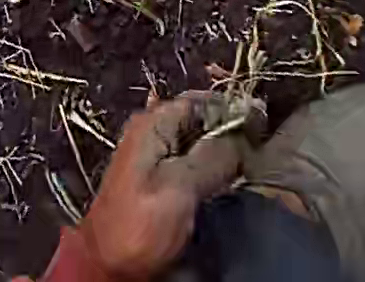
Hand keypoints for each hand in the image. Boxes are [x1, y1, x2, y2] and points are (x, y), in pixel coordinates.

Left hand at [78, 92, 247, 280]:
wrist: (104, 270)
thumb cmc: (139, 225)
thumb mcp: (180, 188)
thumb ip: (213, 156)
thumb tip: (244, 134)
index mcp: (154, 122)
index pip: (201, 100)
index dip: (231, 109)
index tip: (260, 124)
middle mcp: (153, 129)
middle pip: (200, 119)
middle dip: (228, 131)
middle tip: (257, 147)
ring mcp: (154, 154)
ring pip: (198, 141)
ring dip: (221, 151)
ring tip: (247, 163)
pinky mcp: (158, 178)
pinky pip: (190, 162)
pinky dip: (209, 167)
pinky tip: (226, 179)